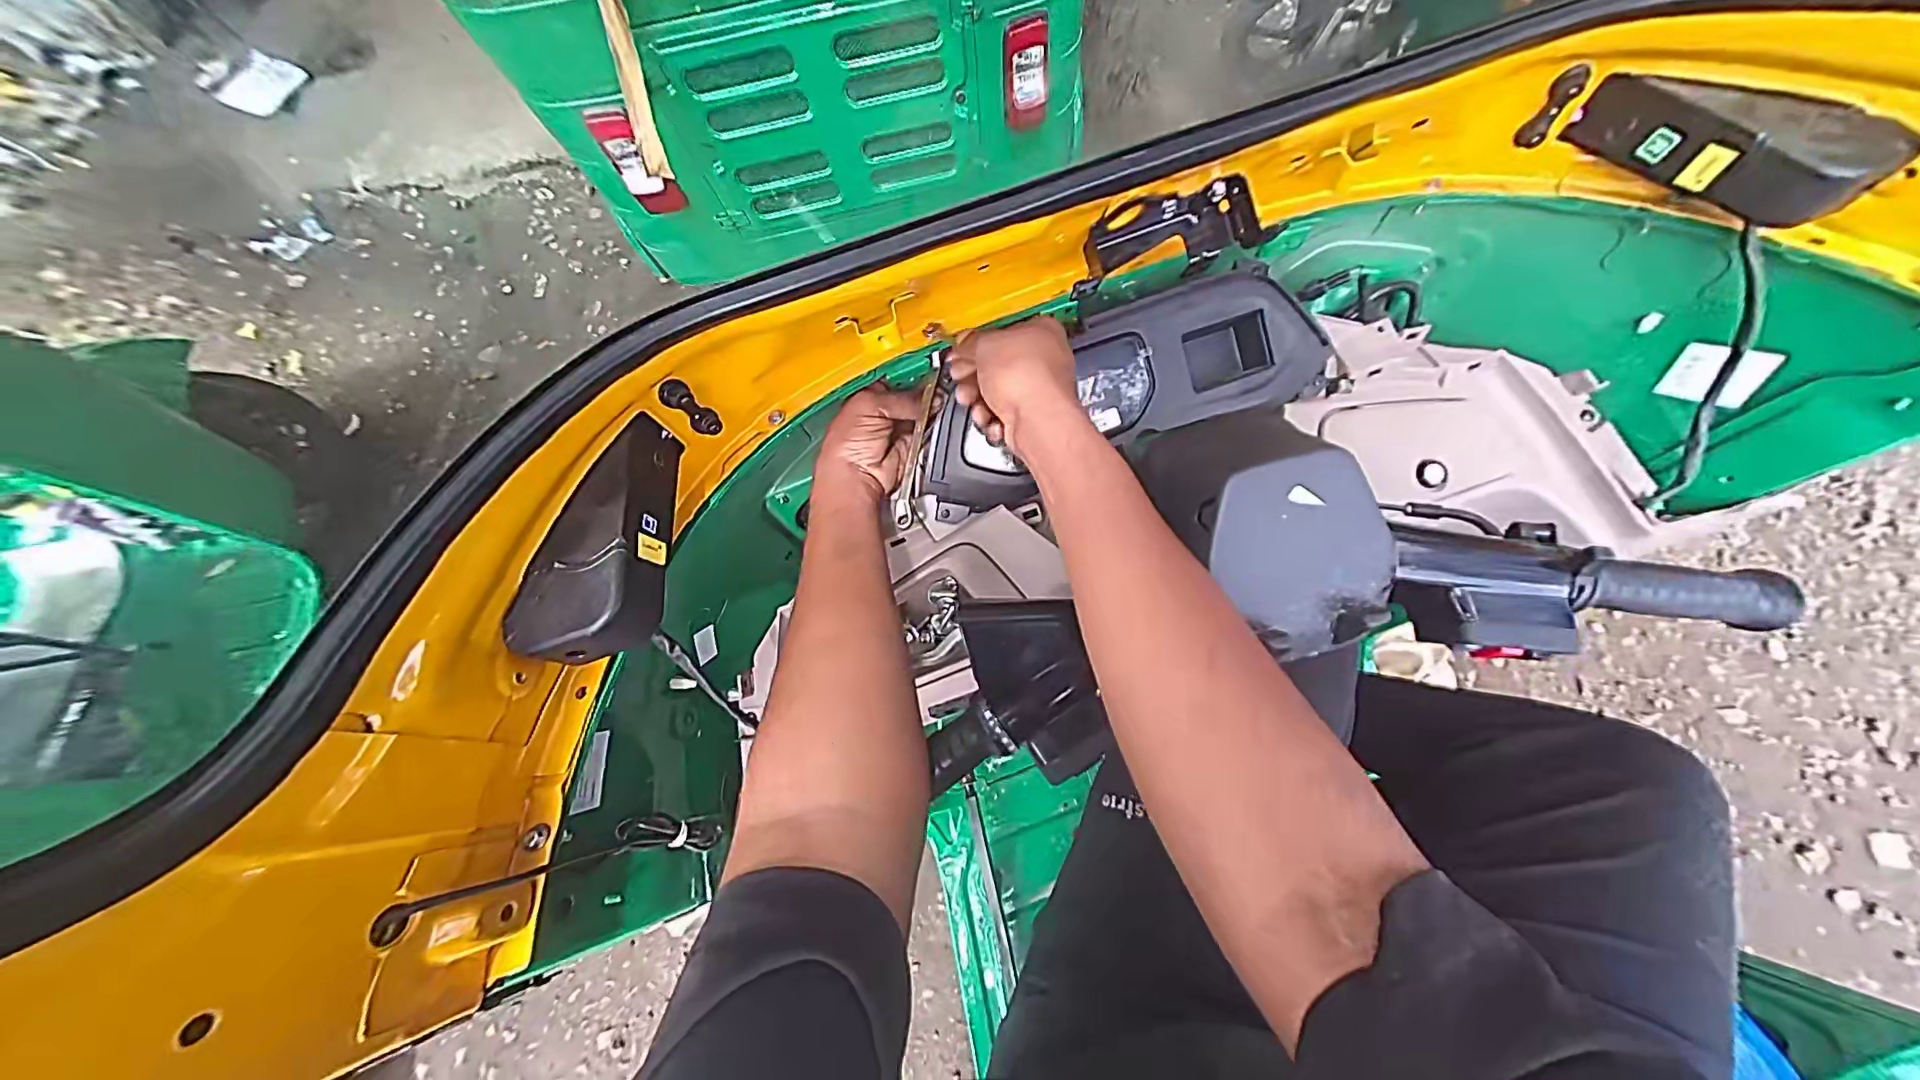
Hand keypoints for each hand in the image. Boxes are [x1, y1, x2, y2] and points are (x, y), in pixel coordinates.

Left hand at [813, 383, 924, 504]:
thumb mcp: (869, 405)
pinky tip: (931, 420)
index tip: (927, 369)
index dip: (910, 373)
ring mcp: (901, 429)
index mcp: (869, 397)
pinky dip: (933, 426)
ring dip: (930, 408)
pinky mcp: (914, 445)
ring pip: (925, 411)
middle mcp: (886, 412)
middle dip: (924, 390)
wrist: (857, 479)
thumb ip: (901, 396)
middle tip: (934, 387)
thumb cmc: (846, 446)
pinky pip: (930, 431)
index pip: (896, 378)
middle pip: (913, 394)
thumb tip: (928, 394)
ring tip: (933, 404)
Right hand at [949, 317, 1083, 458]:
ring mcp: (1039, 392)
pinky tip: (990, 416)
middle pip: (998, 365)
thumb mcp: (985, 345)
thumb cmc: (1026, 378)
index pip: (1004, 330)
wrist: (1036, 421)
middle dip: (973, 374)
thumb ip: (971, 341)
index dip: (979, 341)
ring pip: (997, 393)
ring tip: (971, 398)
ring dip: (978, 398)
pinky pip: (1002, 415)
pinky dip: (991, 417)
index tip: (962, 349)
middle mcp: (1046, 361)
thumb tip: (965, 343)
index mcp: (1043, 331)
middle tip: (962, 375)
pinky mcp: (1032, 418)